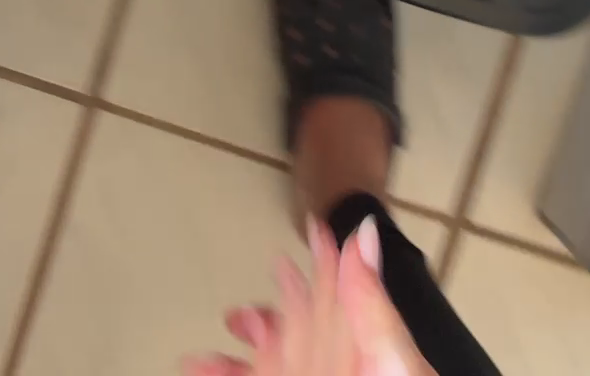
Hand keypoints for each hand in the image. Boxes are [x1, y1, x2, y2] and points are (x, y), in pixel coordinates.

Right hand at [183, 216, 435, 375]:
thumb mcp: (392, 366)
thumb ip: (371, 305)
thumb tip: (364, 229)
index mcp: (361, 352)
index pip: (339, 297)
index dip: (325, 262)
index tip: (311, 228)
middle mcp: (336, 371)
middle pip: (298, 337)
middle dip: (266, 318)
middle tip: (239, 310)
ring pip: (270, 369)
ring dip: (232, 363)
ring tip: (197, 358)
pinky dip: (223, 373)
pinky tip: (197, 367)